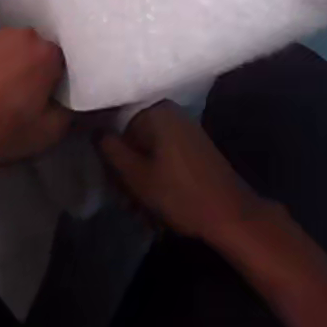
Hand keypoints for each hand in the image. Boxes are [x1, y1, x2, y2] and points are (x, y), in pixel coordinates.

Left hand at [0, 28, 70, 178]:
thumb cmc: (4, 132)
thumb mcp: (50, 132)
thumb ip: (78, 115)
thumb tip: (98, 107)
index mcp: (48, 52)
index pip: (69, 60)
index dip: (65, 80)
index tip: (59, 96)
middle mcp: (26, 34)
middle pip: (45, 50)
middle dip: (43, 69)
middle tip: (37, 95)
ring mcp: (0, 35)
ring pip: (23, 47)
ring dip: (22, 63)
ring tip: (13, 90)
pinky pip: (2, 48)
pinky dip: (3, 61)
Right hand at [98, 101, 264, 242]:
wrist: (231, 214)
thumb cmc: (180, 194)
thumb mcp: (138, 176)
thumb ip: (111, 150)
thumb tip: (95, 130)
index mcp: (156, 112)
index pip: (117, 126)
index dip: (112, 157)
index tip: (114, 185)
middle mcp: (171, 112)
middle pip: (134, 139)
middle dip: (128, 173)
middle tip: (129, 204)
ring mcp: (185, 129)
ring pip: (149, 152)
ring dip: (142, 181)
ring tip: (144, 213)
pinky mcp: (194, 146)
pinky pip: (165, 157)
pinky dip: (158, 179)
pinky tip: (159, 207)